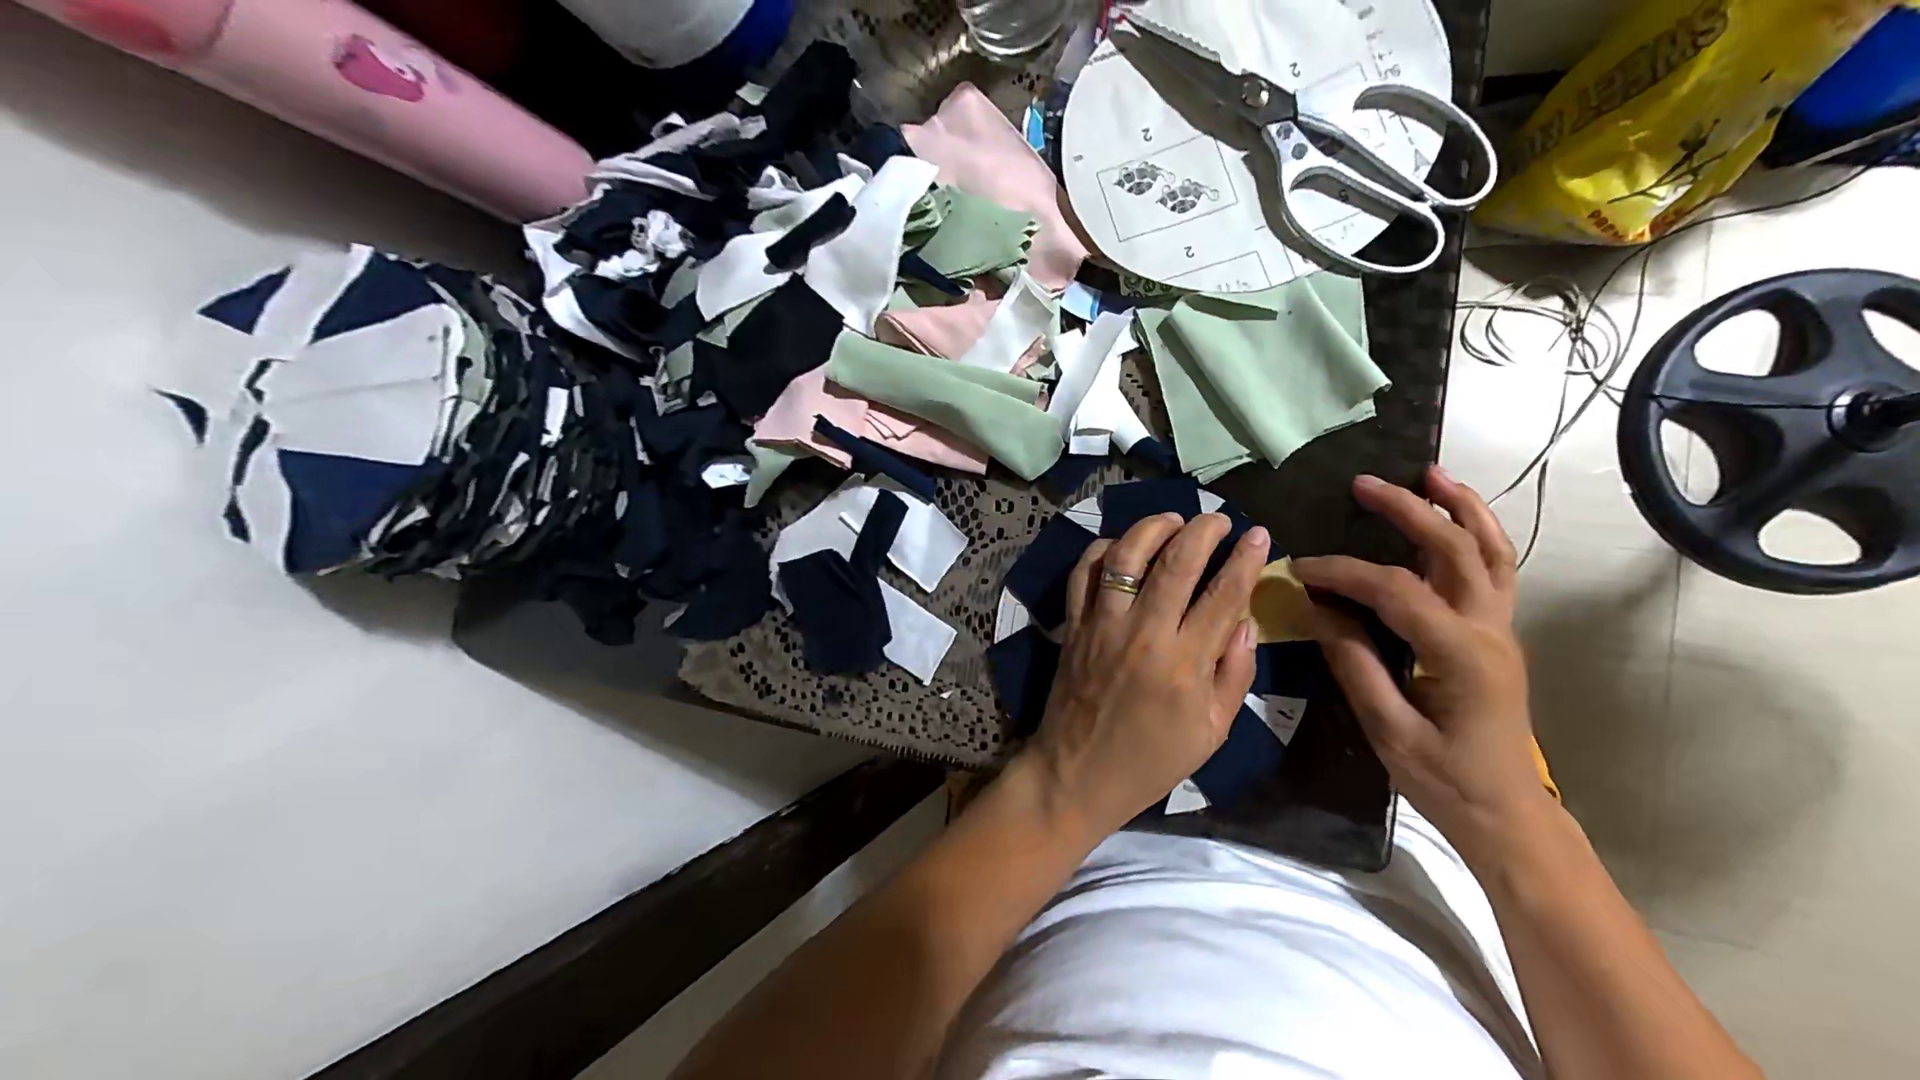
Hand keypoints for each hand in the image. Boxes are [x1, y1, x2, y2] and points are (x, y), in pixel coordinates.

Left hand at [1023, 513, 1270, 836]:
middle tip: (1218, 518)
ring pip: (1126, 557)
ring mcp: (1102, 625)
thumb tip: (1245, 620)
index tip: (1257, 534)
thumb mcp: (1212, 731)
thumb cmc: (1151, 760)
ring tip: (1172, 520)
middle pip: (1176, 562)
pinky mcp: (1073, 626)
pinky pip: (1083, 574)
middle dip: (1203, 530)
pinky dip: (1101, 550)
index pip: (1223, 595)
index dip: (1245, 559)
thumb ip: (1235, 673)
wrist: (1076, 774)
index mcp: (1185, 664)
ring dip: (1151, 528)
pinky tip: (1121, 545)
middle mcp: (1143, 634)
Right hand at [1294, 468, 1550, 865]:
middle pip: (1453, 550)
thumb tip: (1318, 608)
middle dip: (1409, 510)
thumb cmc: (1443, 778)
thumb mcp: (1387, 728)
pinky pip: (1492, 570)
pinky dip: (1474, 534)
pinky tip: (1449, 518)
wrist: (1506, 812)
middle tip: (1364, 483)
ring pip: (1490, 551)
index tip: (1299, 568)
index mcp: (1460, 655)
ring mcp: (1500, 629)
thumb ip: (1354, 662)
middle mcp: (1489, 630)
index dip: (1342, 572)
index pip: (1394, 590)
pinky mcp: (1495, 635)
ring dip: (1460, 508)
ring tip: (1430, 473)